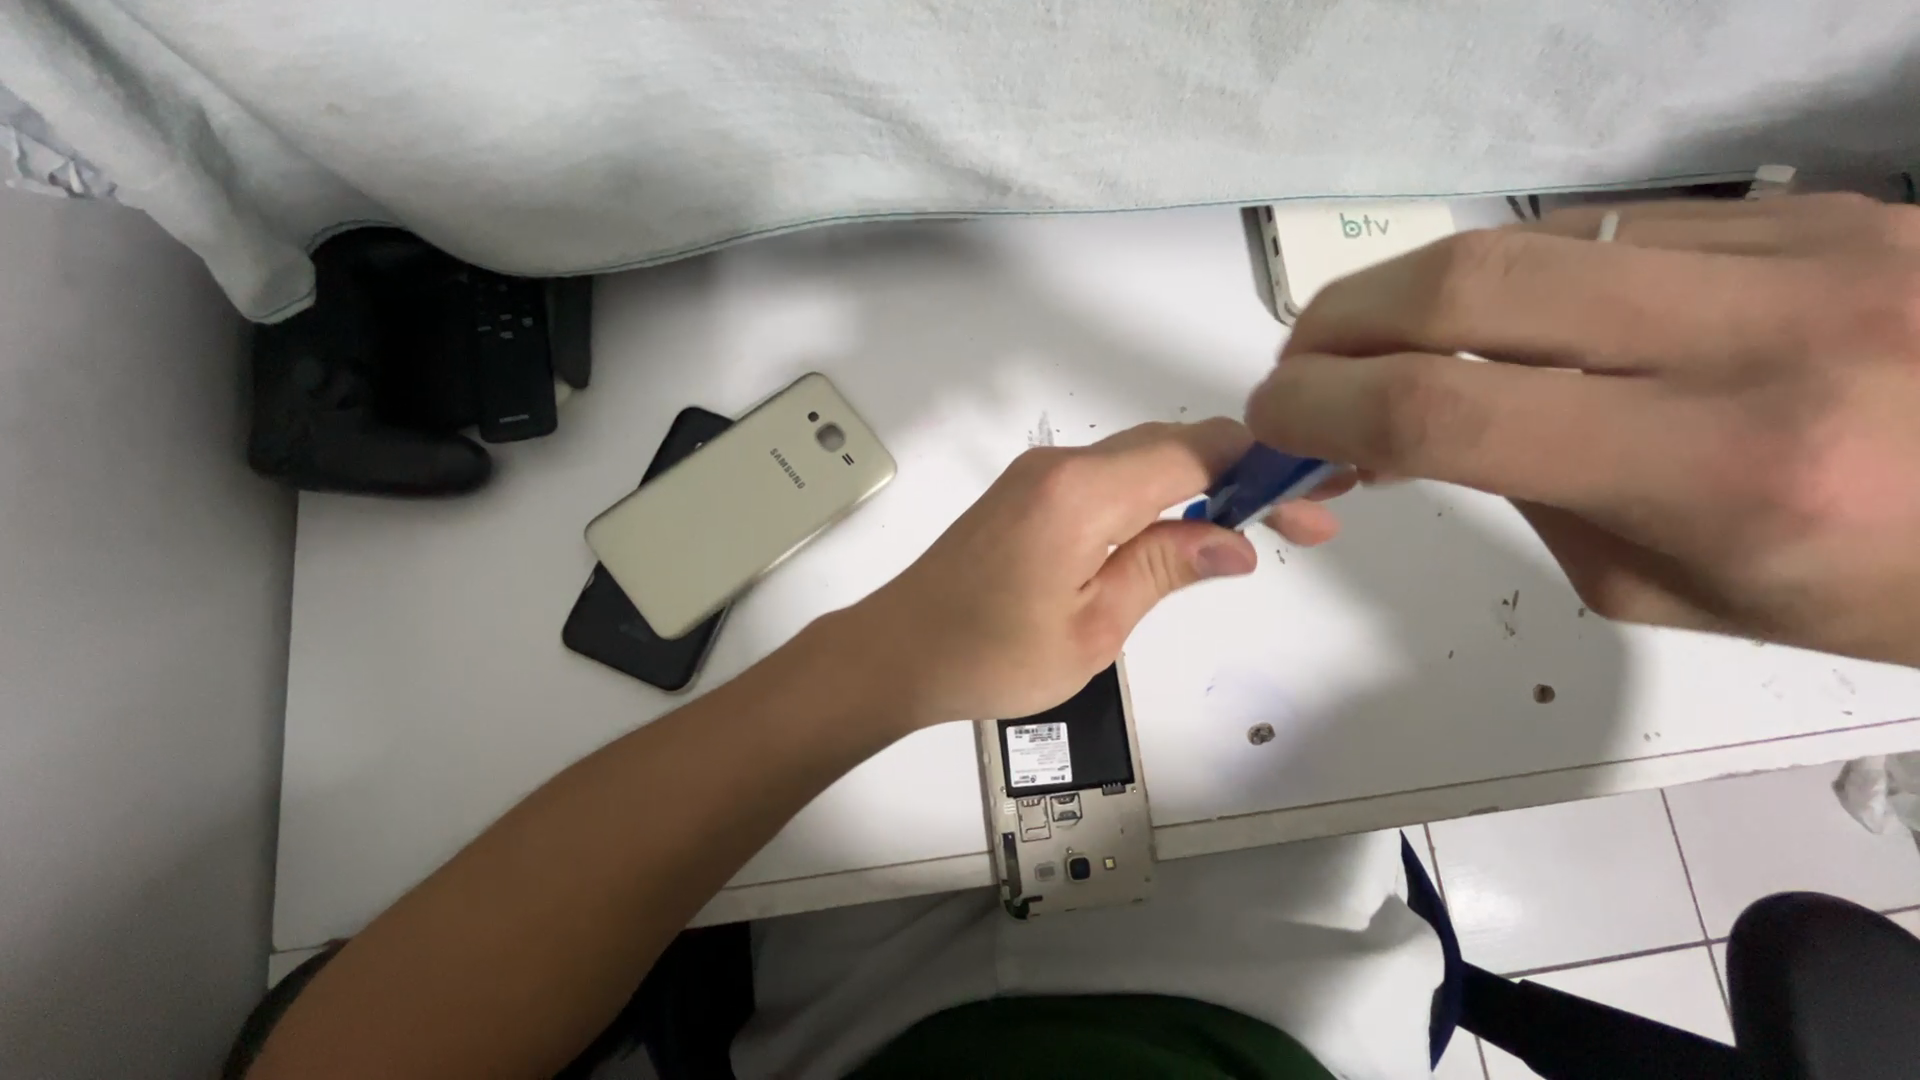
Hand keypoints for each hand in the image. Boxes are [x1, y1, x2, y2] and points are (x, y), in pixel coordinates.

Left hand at [847, 419, 1268, 726]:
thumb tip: (1235, 544)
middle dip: (1244, 474)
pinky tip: (1181, 529)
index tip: (1316, 498)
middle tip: (1300, 522)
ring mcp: (1039, 475)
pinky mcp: (1026, 493)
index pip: (1199, 451)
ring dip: (1202, 483)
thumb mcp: (1093, 628)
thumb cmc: (989, 654)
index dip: (1266, 468)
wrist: (897, 652)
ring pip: (1142, 458)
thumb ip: (1164, 570)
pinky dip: (1156, 493)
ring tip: (1252, 529)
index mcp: (1083, 492)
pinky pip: (1108, 477)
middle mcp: (1061, 465)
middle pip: (1173, 445)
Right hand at [1245, 192, 1919, 665]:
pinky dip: (1503, 281)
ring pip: (1519, 240)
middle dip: (1336, 324)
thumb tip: (1417, 429)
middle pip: (1465, 283)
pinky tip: (1505, 326)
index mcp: (1721, 471)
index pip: (1449, 411)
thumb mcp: (1662, 588)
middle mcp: (1759, 337)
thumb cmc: (1867, 586)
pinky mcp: (1802, 206)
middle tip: (1297, 370)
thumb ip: (1528, 496)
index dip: (1322, 407)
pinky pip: (1593, 231)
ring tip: (1377, 350)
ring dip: (1402, 296)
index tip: (1271, 423)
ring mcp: (1793, 247)